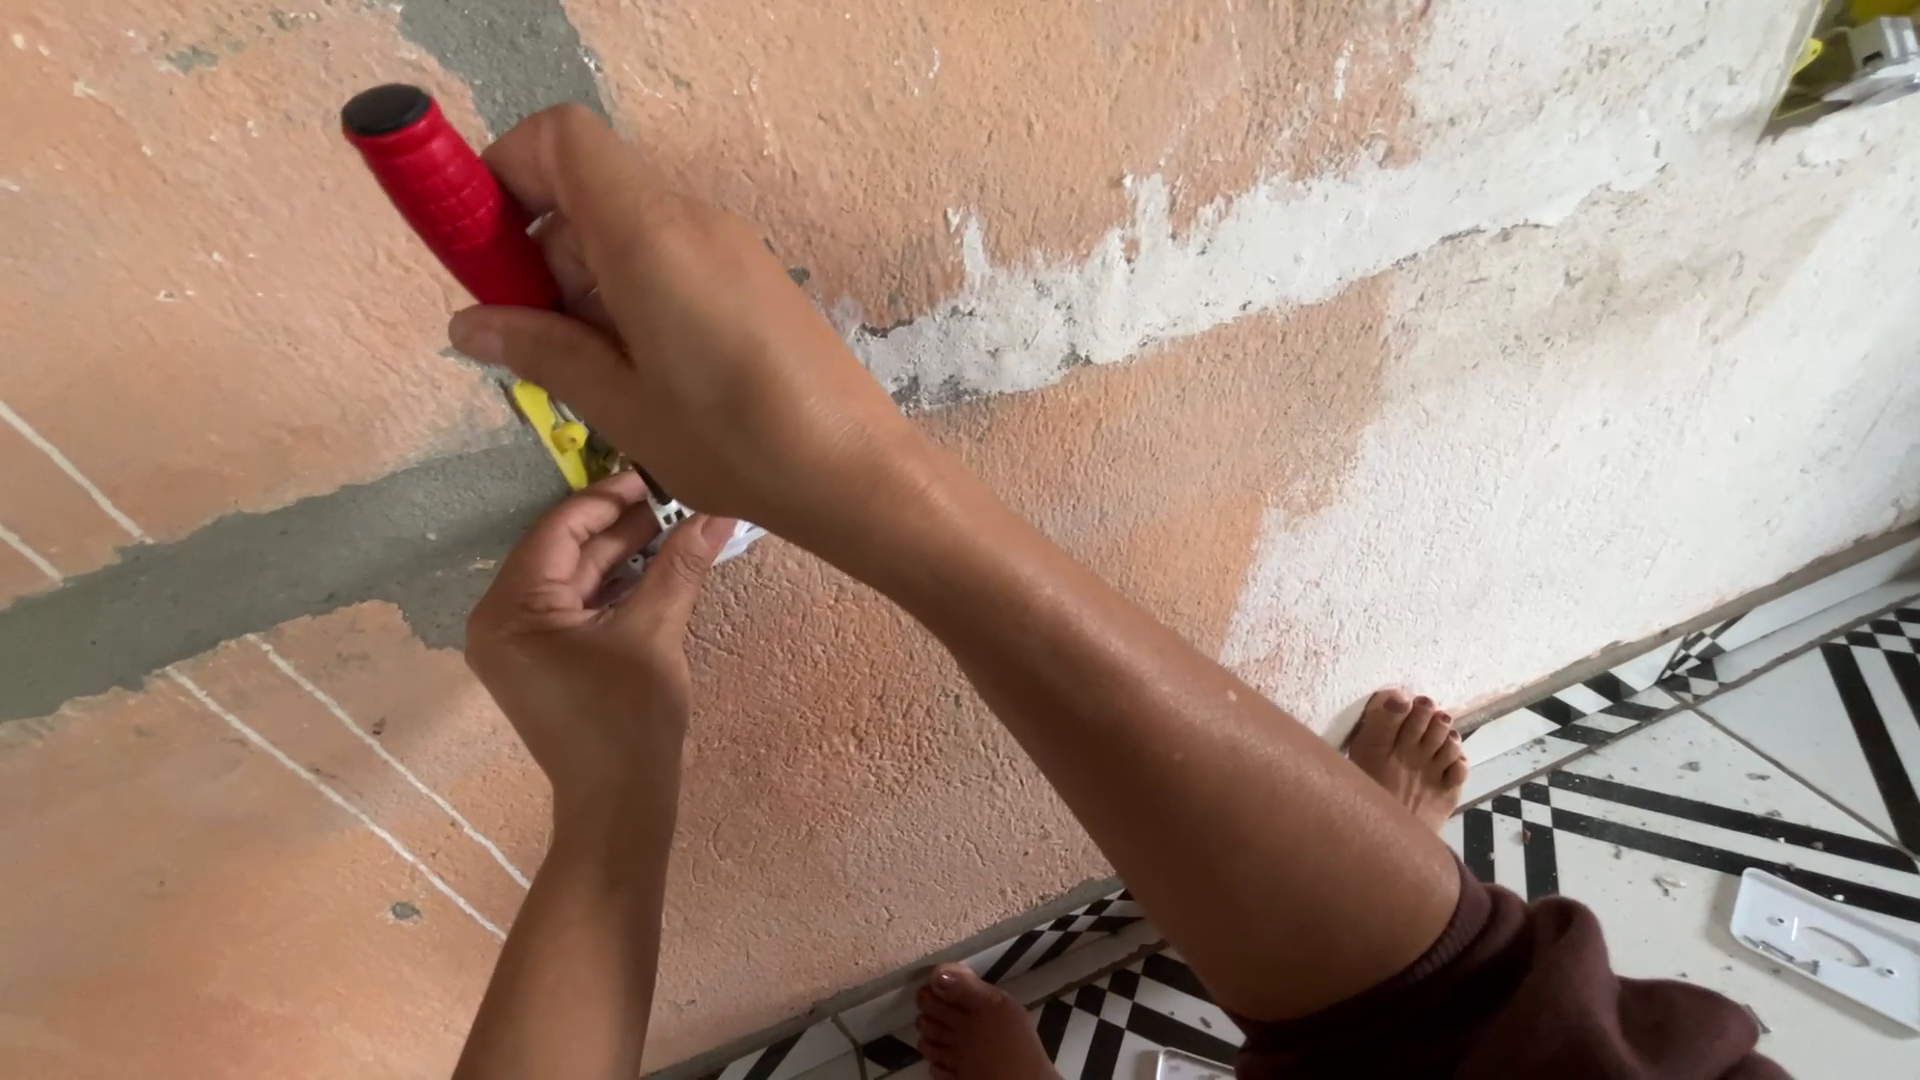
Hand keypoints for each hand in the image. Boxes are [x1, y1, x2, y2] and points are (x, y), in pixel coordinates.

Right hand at [444, 104, 930, 550]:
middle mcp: (699, 222)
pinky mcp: (765, 285)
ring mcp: (740, 252)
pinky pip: (685, 261)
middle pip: (597, 189)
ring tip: (606, 370)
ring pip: (640, 231)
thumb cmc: (733, 443)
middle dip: (548, 249)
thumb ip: (543, 351)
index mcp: (650, 233)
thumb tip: (472, 323)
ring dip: (598, 281)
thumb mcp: (622, 405)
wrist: (856, 471)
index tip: (491, 253)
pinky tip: (659, 370)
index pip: (560, 139)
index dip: (509, 175)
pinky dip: (648, 294)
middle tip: (546, 339)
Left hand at [464, 471, 733, 819]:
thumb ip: (681, 566)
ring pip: (582, 578)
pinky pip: (586, 605)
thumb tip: (719, 513)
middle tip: (681, 499)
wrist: (622, 801)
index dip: (611, 498)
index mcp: (511, 610)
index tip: (659, 477)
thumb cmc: (628, 719)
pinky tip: (665, 563)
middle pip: (570, 551)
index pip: (559, 529)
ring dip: (630, 553)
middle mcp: (505, 619)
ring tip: (681, 524)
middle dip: (627, 526)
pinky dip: (623, 585)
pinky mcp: (551, 658)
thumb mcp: (656, 632)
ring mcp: (527, 641)